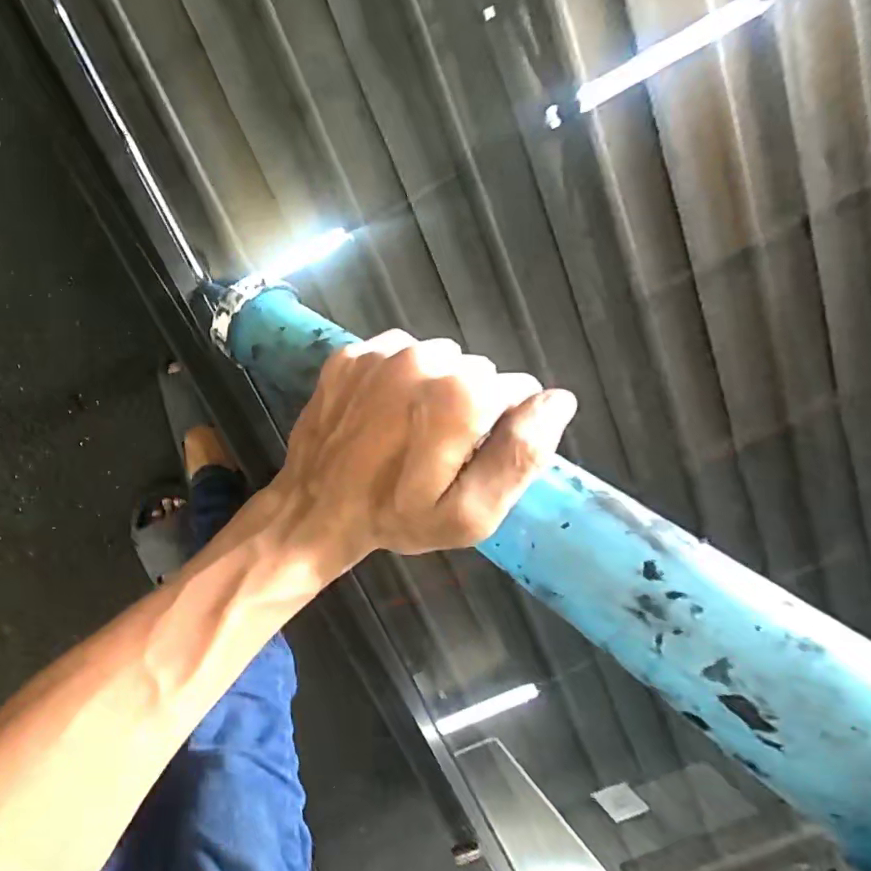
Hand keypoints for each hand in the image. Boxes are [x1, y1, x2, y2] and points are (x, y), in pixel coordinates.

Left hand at [268, 331, 576, 571]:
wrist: (314, 508)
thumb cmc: (395, 517)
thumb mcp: (471, 513)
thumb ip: (521, 454)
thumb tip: (556, 400)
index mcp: (459, 394)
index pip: (516, 390)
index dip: (500, 426)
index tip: (467, 456)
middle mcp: (421, 358)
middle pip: (474, 372)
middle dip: (466, 406)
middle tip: (434, 449)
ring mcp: (379, 353)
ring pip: (436, 359)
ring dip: (429, 388)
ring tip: (404, 431)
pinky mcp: (348, 355)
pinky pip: (394, 354)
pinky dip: (393, 378)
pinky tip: (378, 413)